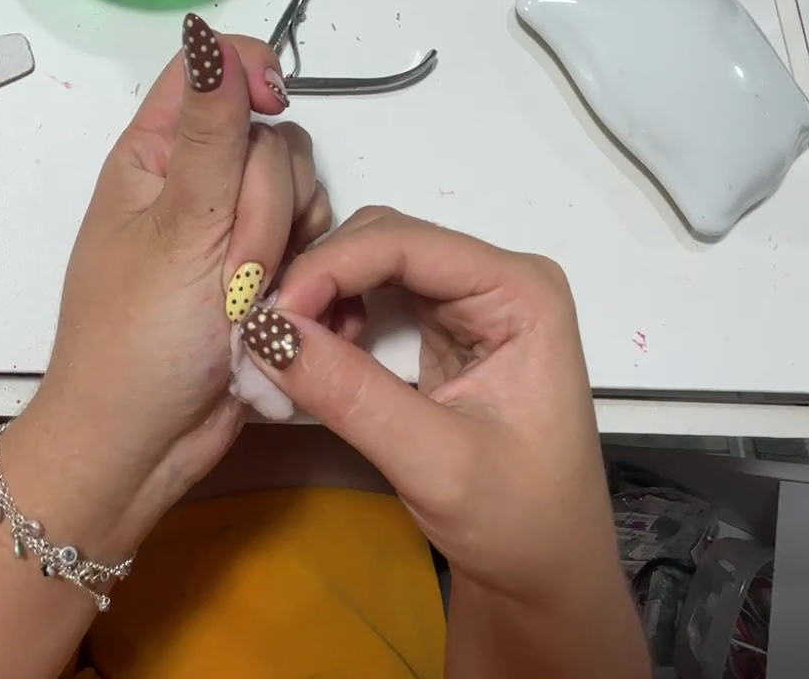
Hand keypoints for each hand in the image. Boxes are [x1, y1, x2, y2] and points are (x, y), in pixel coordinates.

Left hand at [7, 15, 327, 553]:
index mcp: (155, 153)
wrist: (145, 446)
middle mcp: (196, 181)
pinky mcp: (263, 269)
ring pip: (301, 190)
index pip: (209, 69)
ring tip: (251, 299)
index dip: (250, 73)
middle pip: (272, 137)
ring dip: (289, 243)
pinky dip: (306, 270)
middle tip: (233, 265)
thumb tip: (208, 33)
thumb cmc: (141, 336)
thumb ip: (209, 132)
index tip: (272, 104)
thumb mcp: (179, 228)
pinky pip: (311, 238)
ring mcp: (233, 227)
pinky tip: (281, 309)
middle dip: (270, 200)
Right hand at [253, 207, 616, 600]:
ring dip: (325, 291)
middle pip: (387, 238)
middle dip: (323, 276)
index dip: (331, 267)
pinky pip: (376, 288)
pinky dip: (336, 308)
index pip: (407, 243)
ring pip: (374, 256)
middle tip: (271, 332)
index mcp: (519, 291)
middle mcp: (496, 277)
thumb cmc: (518, 523)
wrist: (544, 571)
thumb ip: (351, 393)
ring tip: (295, 346)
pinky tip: (323, 349)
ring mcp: (471, 296)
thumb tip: (264, 331)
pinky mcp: (446, 320)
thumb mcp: (434, 463)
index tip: (269, 317)